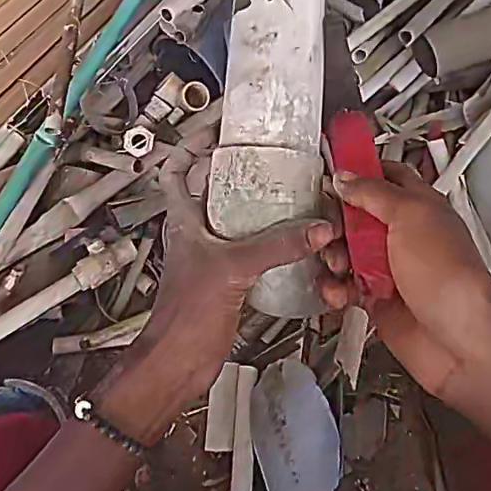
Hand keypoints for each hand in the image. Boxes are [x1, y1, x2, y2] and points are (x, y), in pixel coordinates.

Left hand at [94, 164, 336, 442]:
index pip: (177, 169)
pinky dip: (267, 241)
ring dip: (254, 206)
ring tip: (283, 192)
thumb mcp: (232, 270)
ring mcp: (210, 256)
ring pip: (232, 219)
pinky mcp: (226, 279)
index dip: (193, 145)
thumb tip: (312, 228)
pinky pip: (248, 249)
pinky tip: (289, 240)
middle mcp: (195, 234)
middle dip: (235, 172)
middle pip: (211, 190)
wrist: (179, 362)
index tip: (218, 129)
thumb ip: (275, 246)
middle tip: (264, 158)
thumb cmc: (183, 319)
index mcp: (183, 221)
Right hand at [321, 162, 490, 399]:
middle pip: (355, 217)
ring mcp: (389, 268)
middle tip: (331, 230)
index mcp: (419, 208)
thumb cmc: (453, 281)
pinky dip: (335, 289)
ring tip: (338, 265)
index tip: (332, 171)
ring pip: (345, 252)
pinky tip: (339, 291)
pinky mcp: (376, 299)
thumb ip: (374, 192)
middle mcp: (403, 236)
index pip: (385, 177)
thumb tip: (346, 177)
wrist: (461, 344)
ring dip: (333, 257)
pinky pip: (344, 287)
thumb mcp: (411, 217)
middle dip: (336, 222)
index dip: (360, 171)